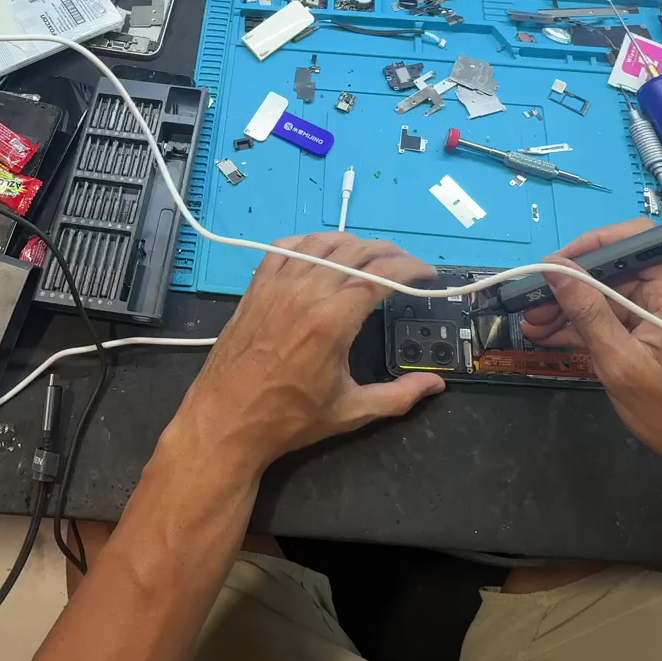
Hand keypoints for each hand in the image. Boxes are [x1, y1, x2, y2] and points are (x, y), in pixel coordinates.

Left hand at [169, 234, 445, 475]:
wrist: (226, 419)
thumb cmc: (289, 418)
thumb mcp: (349, 412)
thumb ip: (398, 396)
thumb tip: (435, 385)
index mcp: (333, 320)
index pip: (380, 275)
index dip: (409, 268)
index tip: (427, 273)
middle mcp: (305, 291)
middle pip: (354, 251)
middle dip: (387, 252)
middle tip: (405, 264)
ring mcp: (277, 284)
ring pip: (321, 242)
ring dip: (352, 242)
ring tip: (370, 254)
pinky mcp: (256, 286)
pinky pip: (285, 247)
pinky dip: (309, 241)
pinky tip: (322, 249)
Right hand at [521, 219, 661, 491]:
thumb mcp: (623, 364)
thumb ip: (587, 312)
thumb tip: (554, 269)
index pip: (633, 240)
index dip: (587, 247)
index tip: (549, 270)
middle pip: (617, 270)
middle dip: (571, 286)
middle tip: (530, 307)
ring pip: (615, 297)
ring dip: (575, 310)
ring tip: (534, 327)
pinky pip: (624, 319)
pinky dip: (593, 327)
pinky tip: (556, 338)